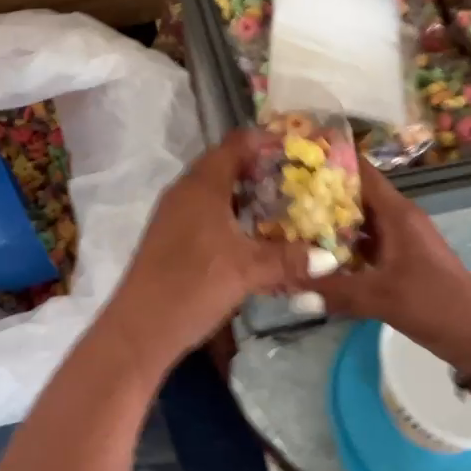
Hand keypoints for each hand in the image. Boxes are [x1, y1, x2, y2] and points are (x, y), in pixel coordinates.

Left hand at [101, 130, 309, 370]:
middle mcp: (185, 190)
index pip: (236, 143)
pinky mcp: (171, 236)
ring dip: (245, 195)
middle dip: (260, 169)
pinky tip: (250, 238)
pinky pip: (205, 211)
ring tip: (280, 207)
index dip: (265, 140)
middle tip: (296, 178)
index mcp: (202, 184)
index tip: (297, 146)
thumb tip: (330, 257)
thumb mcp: (248, 270)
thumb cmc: (194, 285)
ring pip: (215, 191)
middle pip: (225, 164)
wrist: (139, 329)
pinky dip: (230, 215)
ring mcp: (174, 213)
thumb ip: (288, 259)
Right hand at [308, 160, 470, 375]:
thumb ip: (333, 290)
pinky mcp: (401, 259)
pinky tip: (320, 254)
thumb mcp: (379, 297)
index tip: (298, 157)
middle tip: (284, 192)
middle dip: (323, 193)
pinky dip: (346, 244)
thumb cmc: (432, 304)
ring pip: (362, 220)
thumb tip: (289, 282)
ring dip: (333, 221)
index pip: (362, 172)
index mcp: (397, 213)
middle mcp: (399, 218)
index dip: (333, 160)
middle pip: (357, 194)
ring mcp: (401, 239)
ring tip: (294, 219)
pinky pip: (368, 242)